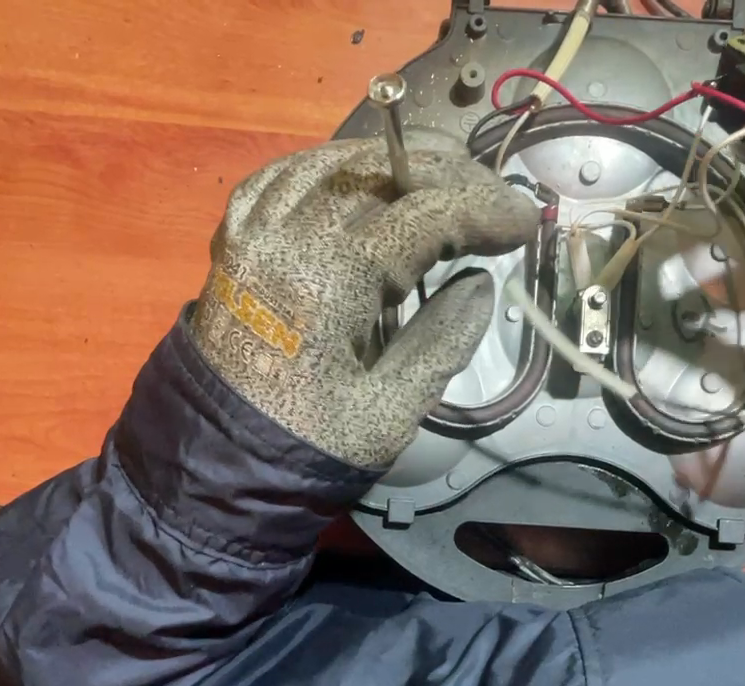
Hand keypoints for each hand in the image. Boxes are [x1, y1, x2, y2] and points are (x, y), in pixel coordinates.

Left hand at [190, 134, 538, 467]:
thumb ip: (441, 342)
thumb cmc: (308, 446)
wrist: (219, 465)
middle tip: (491, 202)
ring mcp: (252, 234)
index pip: (424, 214)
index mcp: (329, 278)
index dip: (485, 210)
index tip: (524, 223)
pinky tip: (357, 184)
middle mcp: (286, 236)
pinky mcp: (233, 245)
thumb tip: (477, 283)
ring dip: (394, 164)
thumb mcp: (389, 413)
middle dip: (449, 176)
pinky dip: (328, 172)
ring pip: (332, 162)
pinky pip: (281, 180)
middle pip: (380, 170)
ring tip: (440, 185)